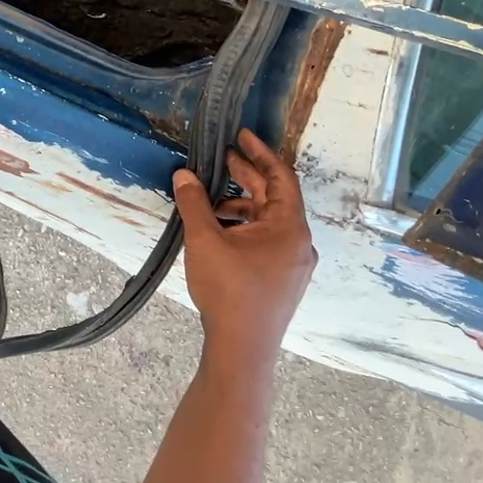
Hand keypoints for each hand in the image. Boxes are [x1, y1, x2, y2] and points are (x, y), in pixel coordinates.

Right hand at [171, 129, 316, 365]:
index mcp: (289, 227)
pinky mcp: (281, 279)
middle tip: (220, 156)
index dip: (260, 152)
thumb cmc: (228, 289)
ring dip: (240, 203)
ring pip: (267, 220)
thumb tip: (184, 174)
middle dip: (246, 175)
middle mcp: (298, 242)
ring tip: (208, 197)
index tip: (240, 134)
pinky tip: (217, 229)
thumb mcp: (205, 239)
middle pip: (275, 197)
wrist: (243, 348)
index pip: (281, 177)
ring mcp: (292, 263)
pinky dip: (243, 225)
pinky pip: (265, 239)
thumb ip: (194, 202)